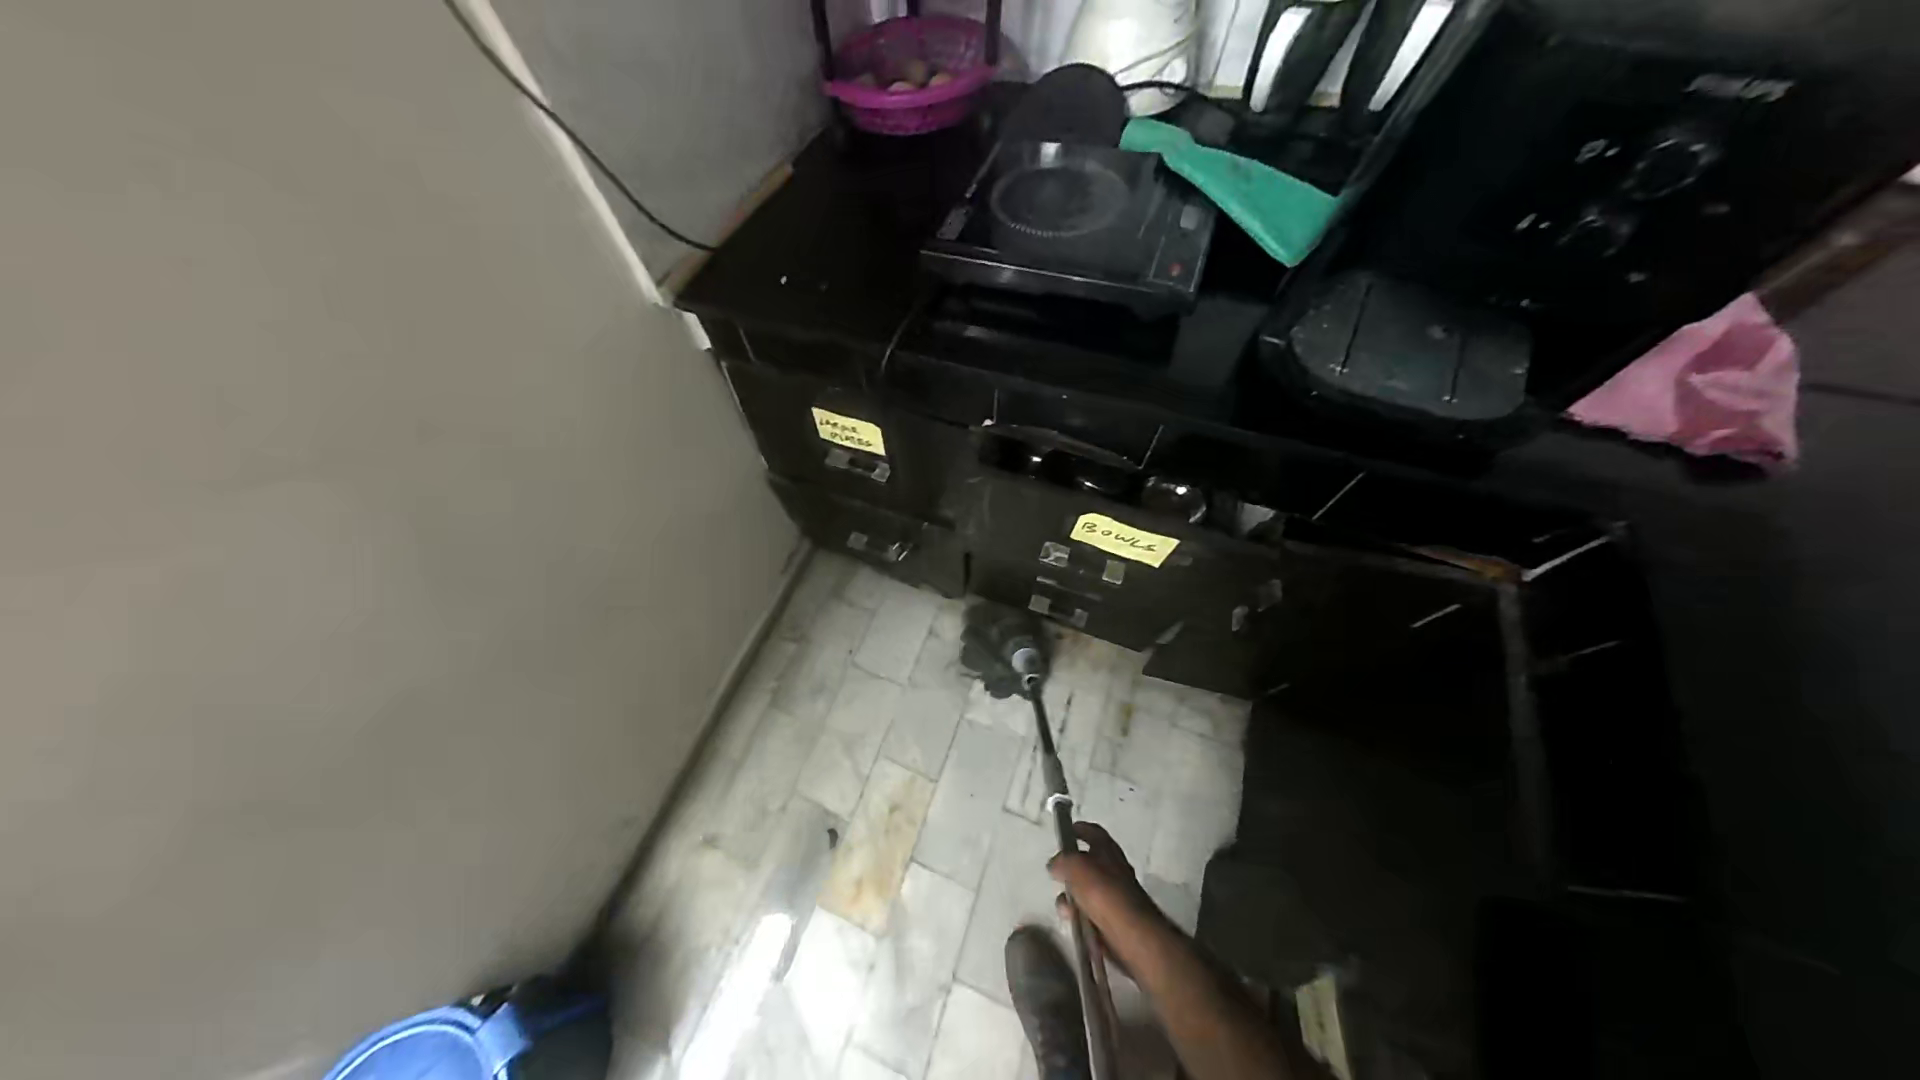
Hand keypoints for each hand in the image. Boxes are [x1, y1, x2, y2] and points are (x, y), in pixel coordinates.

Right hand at [1048, 821, 1172, 957]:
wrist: (1130, 934)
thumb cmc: (1103, 892)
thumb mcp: (1076, 866)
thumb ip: (1062, 861)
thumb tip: (1055, 865)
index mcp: (1108, 850)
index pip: (1092, 832)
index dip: (1078, 829)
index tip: (1065, 832)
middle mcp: (1112, 869)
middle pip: (1085, 863)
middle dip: (1069, 871)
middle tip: (1057, 876)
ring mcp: (1112, 895)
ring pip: (1083, 890)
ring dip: (1071, 898)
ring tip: (1066, 908)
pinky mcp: (1111, 919)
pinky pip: (1088, 912)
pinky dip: (1079, 916)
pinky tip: (1075, 922)